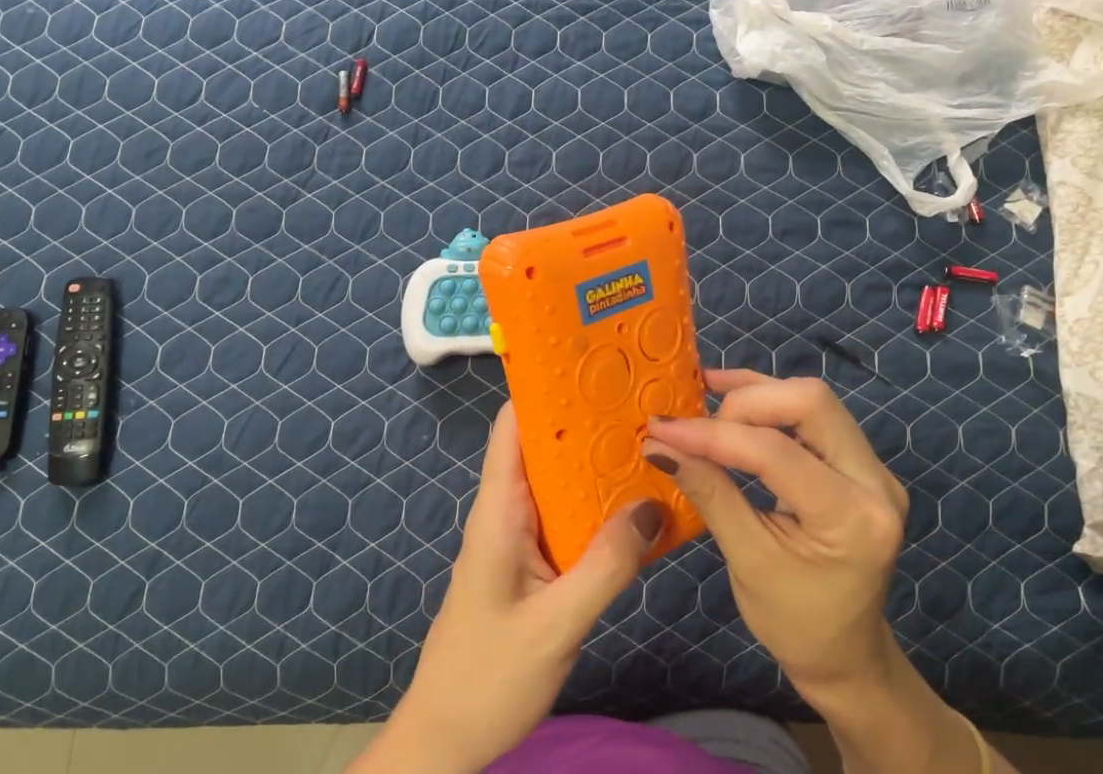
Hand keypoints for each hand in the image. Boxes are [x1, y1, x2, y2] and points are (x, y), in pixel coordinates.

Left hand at [351, 401, 664, 773]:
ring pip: (560, 487)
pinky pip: (567, 523)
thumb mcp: (556, 624)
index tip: (598, 366)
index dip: (549, 390)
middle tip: (649, 402)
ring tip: (655, 443)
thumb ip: (606, 564)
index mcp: (498, 513)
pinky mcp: (531, 568)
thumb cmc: (489, 678)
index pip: (515, 428)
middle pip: (545, 450)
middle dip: (589, 425)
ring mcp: (518, 542)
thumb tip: (655, 504)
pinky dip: (599, 509)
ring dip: (598, 467)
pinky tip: (639, 509)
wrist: (447, 738)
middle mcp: (506, 515)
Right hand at [642, 370, 909, 698]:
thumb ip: (710, 494)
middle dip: (745, 402)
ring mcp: (873, 469)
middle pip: (810, 402)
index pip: (776, 451)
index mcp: (852, 518)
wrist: (846, 654)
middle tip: (695, 423)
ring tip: (703, 399)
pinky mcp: (859, 463)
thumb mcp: (747, 561)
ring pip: (812, 401)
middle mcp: (875, 482)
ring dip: (755, 396)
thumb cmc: (795, 621)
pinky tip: (728, 396)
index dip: (713, 435)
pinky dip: (768, 404)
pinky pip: (813, 416)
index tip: (661, 429)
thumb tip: (660, 445)